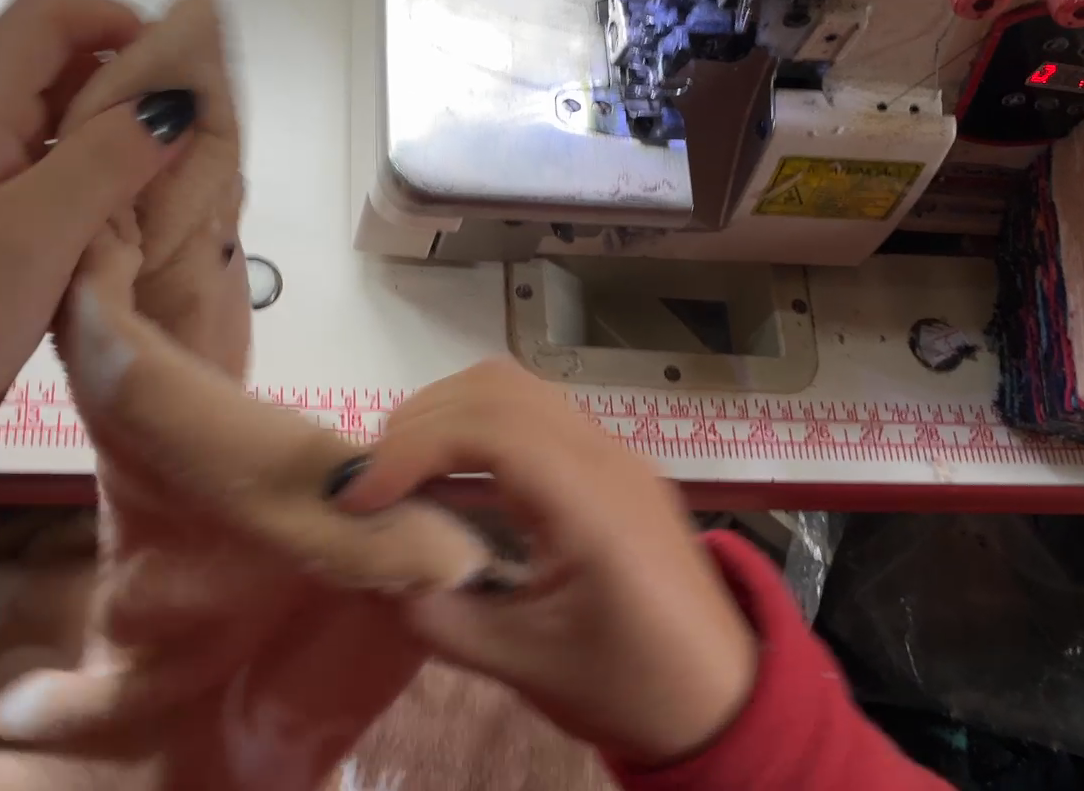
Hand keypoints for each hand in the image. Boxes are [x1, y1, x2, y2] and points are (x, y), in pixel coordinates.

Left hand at [0, 0, 194, 457]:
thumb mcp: (37, 230)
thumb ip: (109, 158)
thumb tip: (176, 99)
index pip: (43, 20)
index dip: (112, 20)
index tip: (175, 63)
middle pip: (56, 70)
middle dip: (128, 79)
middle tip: (192, 123)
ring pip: (62, 129)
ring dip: (121, 134)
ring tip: (179, 168)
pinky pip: (58, 181)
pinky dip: (105, 181)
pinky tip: (139, 214)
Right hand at [333, 359, 757, 766]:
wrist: (724, 696)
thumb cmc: (629, 687)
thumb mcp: (521, 665)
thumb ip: (434, 613)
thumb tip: (368, 564)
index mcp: (594, 505)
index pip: (490, 431)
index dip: (413, 450)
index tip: (359, 497)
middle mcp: (605, 453)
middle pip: (496, 389)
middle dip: (419, 423)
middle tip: (373, 481)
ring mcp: (611, 445)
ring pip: (513, 386)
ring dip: (446, 411)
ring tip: (404, 468)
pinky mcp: (607, 453)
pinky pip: (530, 407)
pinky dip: (475, 420)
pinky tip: (452, 469)